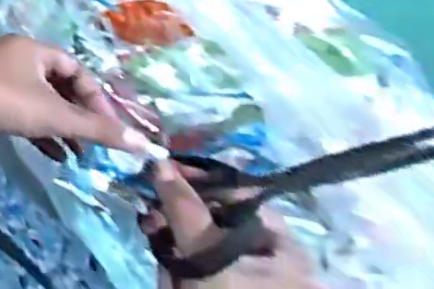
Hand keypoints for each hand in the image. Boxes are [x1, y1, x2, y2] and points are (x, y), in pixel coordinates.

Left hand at [0, 36, 151, 154]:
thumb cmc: (5, 99)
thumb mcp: (57, 115)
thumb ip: (99, 129)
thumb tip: (146, 145)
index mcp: (33, 49)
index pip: (76, 68)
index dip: (96, 97)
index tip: (110, 127)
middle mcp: (17, 56)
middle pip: (60, 84)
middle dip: (81, 114)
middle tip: (98, 142)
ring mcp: (1, 75)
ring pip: (42, 100)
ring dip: (63, 126)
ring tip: (82, 155)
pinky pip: (24, 111)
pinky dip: (42, 130)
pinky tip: (57, 155)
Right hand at [148, 161, 320, 286]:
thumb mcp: (206, 254)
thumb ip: (182, 203)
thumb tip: (158, 158)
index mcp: (284, 247)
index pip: (241, 193)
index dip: (202, 177)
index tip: (163, 169)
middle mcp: (269, 255)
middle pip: (219, 210)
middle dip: (179, 202)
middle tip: (149, 199)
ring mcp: (245, 272)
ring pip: (201, 229)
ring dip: (170, 221)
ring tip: (148, 226)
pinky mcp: (220, 281)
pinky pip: (196, 250)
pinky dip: (174, 242)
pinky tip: (155, 242)